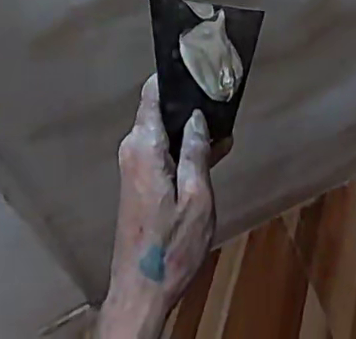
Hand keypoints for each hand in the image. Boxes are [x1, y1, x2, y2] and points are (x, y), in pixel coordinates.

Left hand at [97, 75, 213, 338]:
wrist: (140, 292)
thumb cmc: (170, 248)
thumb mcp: (197, 197)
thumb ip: (197, 152)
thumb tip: (198, 117)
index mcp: (144, 146)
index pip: (152, 93)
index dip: (172, 76)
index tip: (195, 63)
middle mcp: (133, 150)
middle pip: (158, 110)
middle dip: (187, 103)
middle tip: (218, 95)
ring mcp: (133, 166)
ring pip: (162, 132)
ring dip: (188, 128)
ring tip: (222, 125)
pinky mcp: (137, 182)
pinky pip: (160, 151)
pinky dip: (181, 148)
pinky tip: (210, 152)